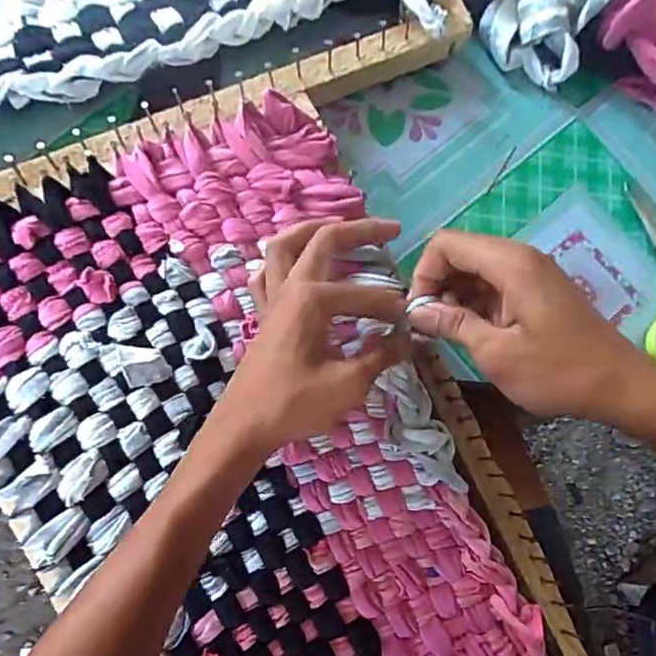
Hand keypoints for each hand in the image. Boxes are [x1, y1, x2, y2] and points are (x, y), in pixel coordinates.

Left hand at [205, 219, 409, 457]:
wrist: (244, 426)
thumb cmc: (294, 405)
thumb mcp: (347, 385)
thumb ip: (379, 356)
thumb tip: (405, 339)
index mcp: (311, 300)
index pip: (366, 295)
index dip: (393, 308)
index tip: (412, 324)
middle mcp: (289, 288)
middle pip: (323, 240)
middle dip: (360, 230)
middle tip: (392, 230)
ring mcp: (271, 299)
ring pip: (284, 246)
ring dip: (313, 231)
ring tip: (340, 229)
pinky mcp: (264, 315)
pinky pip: (267, 274)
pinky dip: (283, 263)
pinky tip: (298, 267)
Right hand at [407, 230, 655, 426]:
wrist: (618, 385)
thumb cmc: (557, 372)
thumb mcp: (496, 353)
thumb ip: (453, 325)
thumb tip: (416, 311)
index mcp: (510, 264)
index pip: (446, 243)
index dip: (423, 273)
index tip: (418, 312)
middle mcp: (520, 258)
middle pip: (460, 254)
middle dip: (437, 286)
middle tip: (430, 328)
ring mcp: (531, 274)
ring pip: (476, 271)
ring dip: (455, 298)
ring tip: (449, 335)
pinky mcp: (537, 291)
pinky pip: (494, 286)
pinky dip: (476, 305)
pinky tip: (473, 334)